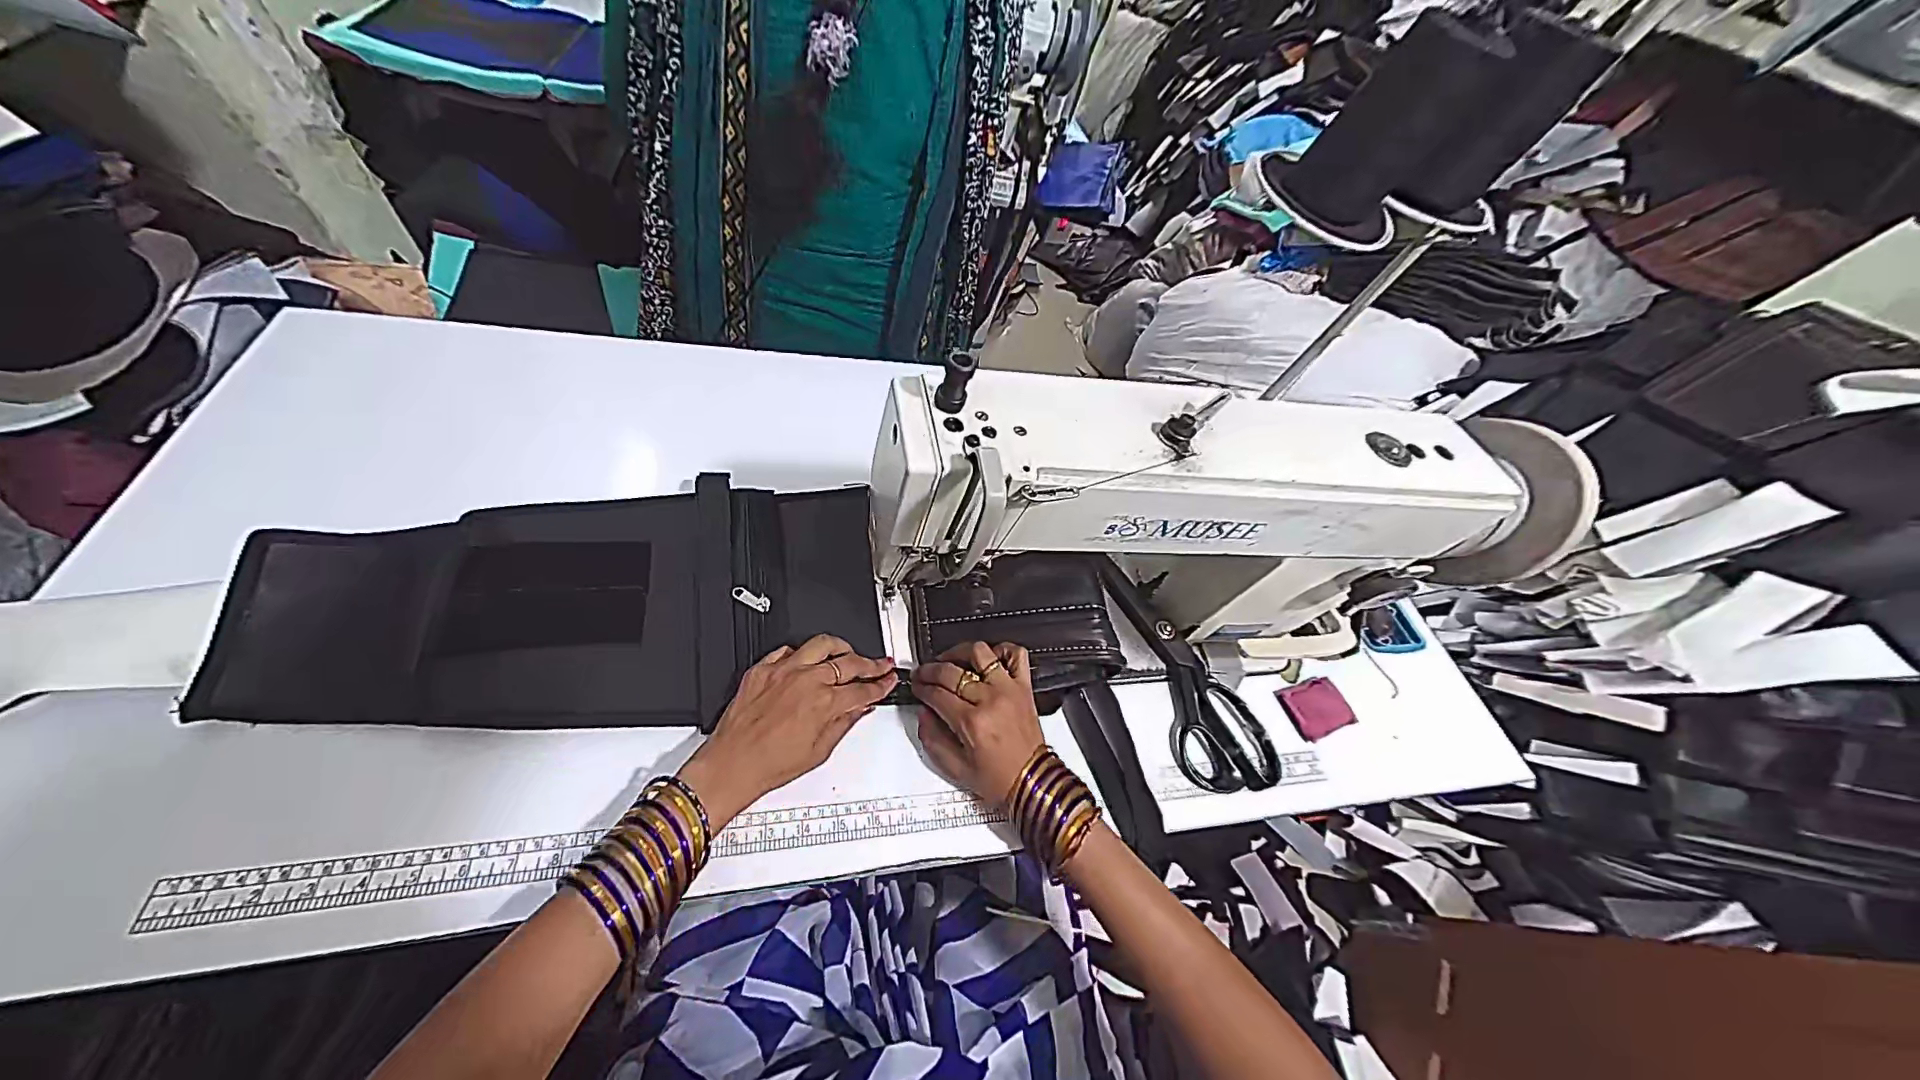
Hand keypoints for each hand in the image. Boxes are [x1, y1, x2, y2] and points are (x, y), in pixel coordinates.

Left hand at [678, 635, 895, 827]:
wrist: (731, 765)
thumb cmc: (768, 765)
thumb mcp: (819, 751)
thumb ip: (844, 723)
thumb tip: (859, 709)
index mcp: (824, 703)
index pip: (863, 688)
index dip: (881, 684)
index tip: (887, 681)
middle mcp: (805, 681)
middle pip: (850, 662)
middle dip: (871, 664)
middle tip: (879, 665)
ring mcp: (783, 671)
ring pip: (822, 644)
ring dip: (841, 647)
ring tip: (848, 652)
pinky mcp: (762, 669)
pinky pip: (787, 649)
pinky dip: (802, 652)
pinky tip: (807, 659)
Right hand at [912, 642, 1044, 808]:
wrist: (1032, 782)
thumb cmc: (1000, 778)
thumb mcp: (955, 768)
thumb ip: (933, 738)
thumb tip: (923, 714)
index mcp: (972, 722)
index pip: (936, 693)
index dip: (921, 688)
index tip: (917, 687)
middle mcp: (991, 700)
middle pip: (951, 671)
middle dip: (930, 670)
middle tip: (924, 674)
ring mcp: (1009, 690)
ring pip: (980, 653)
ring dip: (959, 652)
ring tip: (950, 659)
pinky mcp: (1024, 687)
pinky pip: (1015, 655)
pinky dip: (1001, 649)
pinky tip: (988, 656)